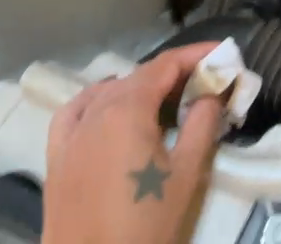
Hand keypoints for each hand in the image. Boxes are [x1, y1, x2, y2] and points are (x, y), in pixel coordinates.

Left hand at [42, 43, 225, 243]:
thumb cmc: (146, 226)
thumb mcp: (188, 173)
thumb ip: (203, 121)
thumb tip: (213, 91)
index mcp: (128, 110)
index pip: (166, 65)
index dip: (196, 54)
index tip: (224, 53)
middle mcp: (96, 112)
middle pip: (139, 75)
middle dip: (175, 72)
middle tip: (207, 81)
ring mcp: (71, 135)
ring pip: (109, 90)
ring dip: (141, 85)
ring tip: (168, 98)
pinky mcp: (56, 159)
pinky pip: (74, 112)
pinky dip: (95, 99)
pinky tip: (109, 106)